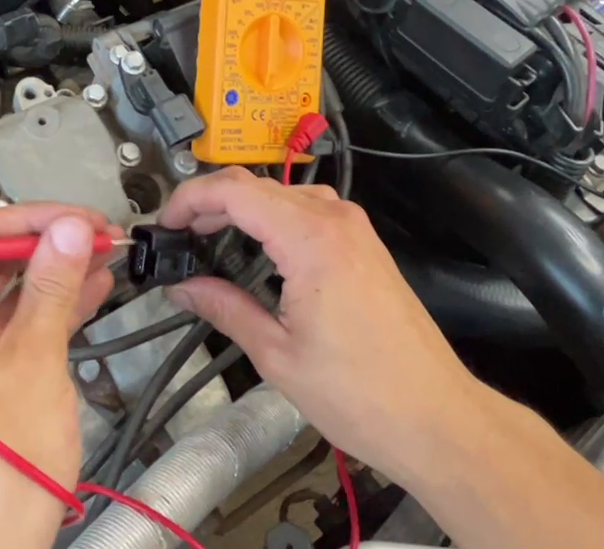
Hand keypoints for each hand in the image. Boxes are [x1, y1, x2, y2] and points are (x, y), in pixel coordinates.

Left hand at [0, 203, 122, 548]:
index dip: (39, 218)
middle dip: (53, 244)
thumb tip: (71, 228)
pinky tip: (93, 289)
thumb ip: (53, 284)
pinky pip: (18, 320)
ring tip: (106, 256)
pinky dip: (53, 305)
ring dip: (60, 272)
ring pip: (13, 288)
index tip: (86, 220)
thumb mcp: (34, 356)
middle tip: (103, 236)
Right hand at [159, 166, 480, 473]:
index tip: (165, 223)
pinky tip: (258, 249)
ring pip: (283, 193)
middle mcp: (335, 220)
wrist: (438, 418)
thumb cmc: (361, 394)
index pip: (235, 190)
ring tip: (210, 238)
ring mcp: (355, 228)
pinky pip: (309, 210)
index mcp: (310, 239)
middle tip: (179, 235)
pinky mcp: (365, 244)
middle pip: (256, 185)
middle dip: (210, 201)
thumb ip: (224, 308)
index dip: (191, 198)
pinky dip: (273, 217)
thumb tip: (182, 288)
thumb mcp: (277, 354)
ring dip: (242, 207)